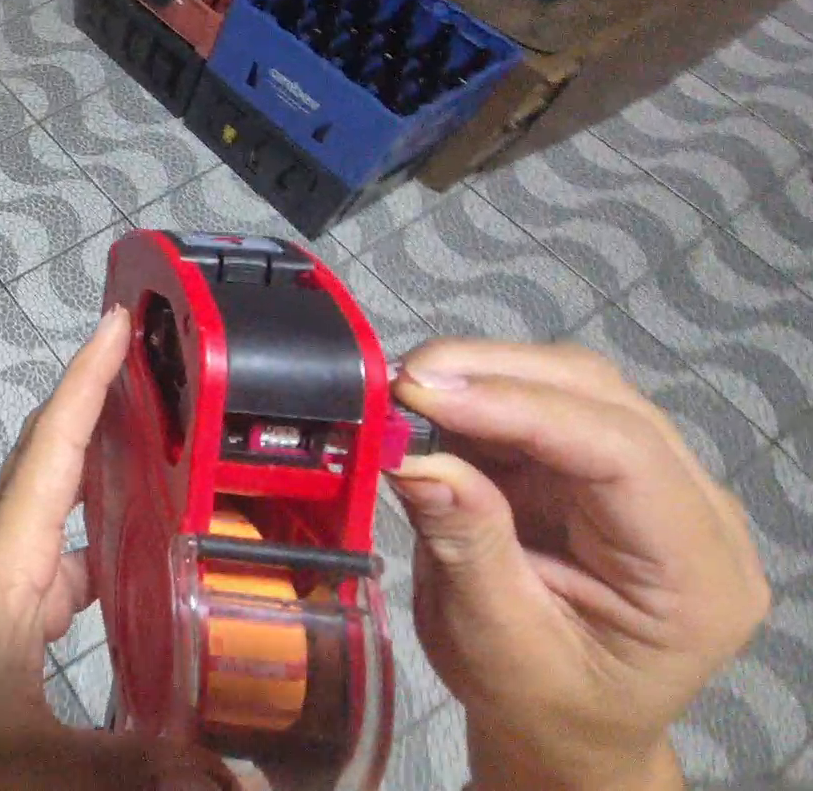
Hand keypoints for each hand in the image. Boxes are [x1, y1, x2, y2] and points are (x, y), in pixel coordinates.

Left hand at [0, 307, 227, 789]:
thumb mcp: (31, 760)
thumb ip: (135, 768)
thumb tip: (240, 778)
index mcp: (7, 559)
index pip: (54, 446)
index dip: (87, 379)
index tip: (117, 323)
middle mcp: (5, 556)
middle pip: (56, 461)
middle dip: (103, 410)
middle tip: (169, 382)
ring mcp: (2, 587)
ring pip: (64, 516)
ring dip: (110, 484)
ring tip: (181, 470)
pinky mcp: (3, 621)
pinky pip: (66, 569)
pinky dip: (106, 558)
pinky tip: (151, 586)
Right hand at [391, 339, 769, 790]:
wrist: (557, 718)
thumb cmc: (538, 697)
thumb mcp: (496, 638)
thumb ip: (464, 545)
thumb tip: (410, 459)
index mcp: (693, 571)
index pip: (620, 452)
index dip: (516, 408)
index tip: (416, 393)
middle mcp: (686, 509)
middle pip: (599, 397)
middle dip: (491, 373)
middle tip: (397, 382)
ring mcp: (636, 480)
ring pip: (565, 383)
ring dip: (475, 374)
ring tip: (399, 393)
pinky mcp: (580, 466)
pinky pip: (527, 403)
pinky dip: (466, 396)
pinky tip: (421, 411)